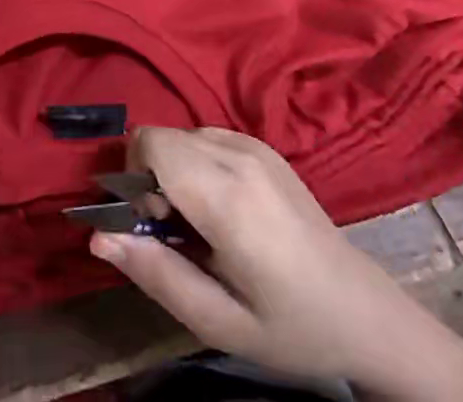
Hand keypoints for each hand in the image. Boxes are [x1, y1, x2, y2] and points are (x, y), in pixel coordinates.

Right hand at [88, 128, 462, 401]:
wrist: (364, 311)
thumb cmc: (290, 326)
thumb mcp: (217, 321)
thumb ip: (155, 273)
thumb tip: (97, 235)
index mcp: (228, 195)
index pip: (151, 144)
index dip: (133, 179)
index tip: (153, 226)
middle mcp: (240, 155)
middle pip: (161, 137)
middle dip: (148, 178)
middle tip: (173, 231)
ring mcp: (257, 146)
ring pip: (182, 137)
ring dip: (172, 172)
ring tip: (199, 224)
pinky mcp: (267, 148)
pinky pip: (207, 138)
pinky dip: (196, 165)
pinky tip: (221, 208)